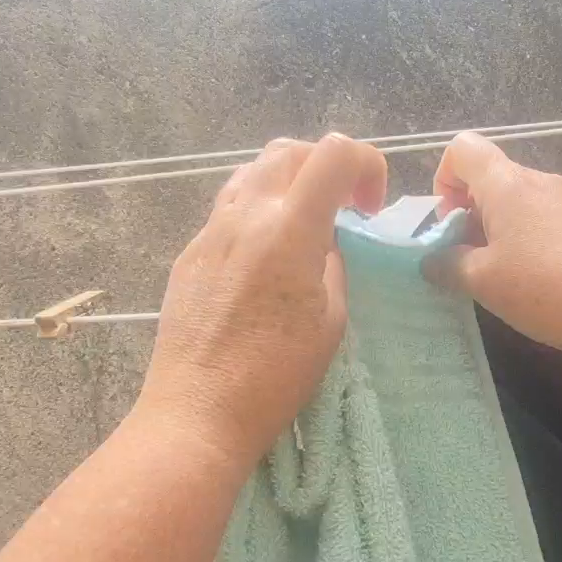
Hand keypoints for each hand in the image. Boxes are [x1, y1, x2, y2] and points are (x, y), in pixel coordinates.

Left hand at [136, 134, 387, 462]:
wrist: (197, 411)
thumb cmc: (275, 376)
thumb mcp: (331, 321)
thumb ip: (334, 264)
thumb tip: (328, 241)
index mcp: (289, 229)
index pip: (335, 153)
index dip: (367, 165)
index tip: (371, 207)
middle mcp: (246, 214)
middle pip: (290, 150)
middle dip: (327, 167)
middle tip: (344, 209)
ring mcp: (211, 230)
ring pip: (253, 171)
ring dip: (289, 182)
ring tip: (304, 224)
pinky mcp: (190, 252)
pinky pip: (229, 208)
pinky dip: (259, 210)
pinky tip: (265, 255)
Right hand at [423, 133, 561, 364]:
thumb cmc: (546, 289)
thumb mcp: (483, 282)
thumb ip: (448, 264)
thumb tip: (432, 260)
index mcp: (507, 185)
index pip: (462, 149)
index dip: (443, 180)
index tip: (449, 225)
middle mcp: (539, 181)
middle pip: (490, 178)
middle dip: (468, 214)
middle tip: (468, 261)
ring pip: (517, 202)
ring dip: (498, 232)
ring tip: (502, 278)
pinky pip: (545, 220)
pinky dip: (528, 241)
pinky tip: (537, 283)